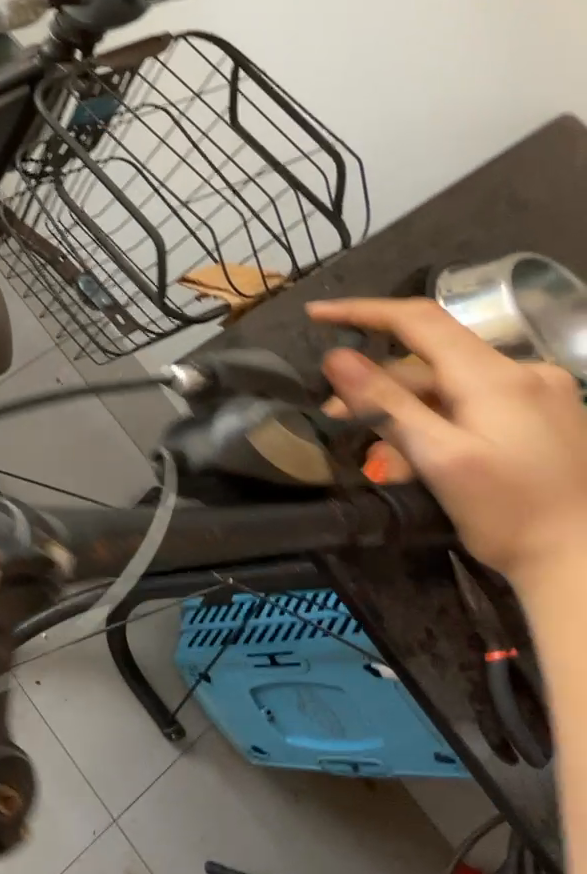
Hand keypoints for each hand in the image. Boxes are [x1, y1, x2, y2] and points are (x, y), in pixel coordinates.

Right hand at [307, 297, 586, 590]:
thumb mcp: (436, 456)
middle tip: (332, 420)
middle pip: (428, 360)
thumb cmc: (508, 510)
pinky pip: (470, 404)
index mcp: (497, 377)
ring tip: (377, 453)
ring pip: (446, 385)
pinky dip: (433, 421)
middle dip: (374, 385)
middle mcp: (524, 374)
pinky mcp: (543, 418)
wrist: (586, 562)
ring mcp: (539, 396)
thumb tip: (334, 357)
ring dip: (402, 410)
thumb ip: (384, 403)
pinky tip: (417, 455)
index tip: (313, 315)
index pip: (420, 320)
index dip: (362, 311)